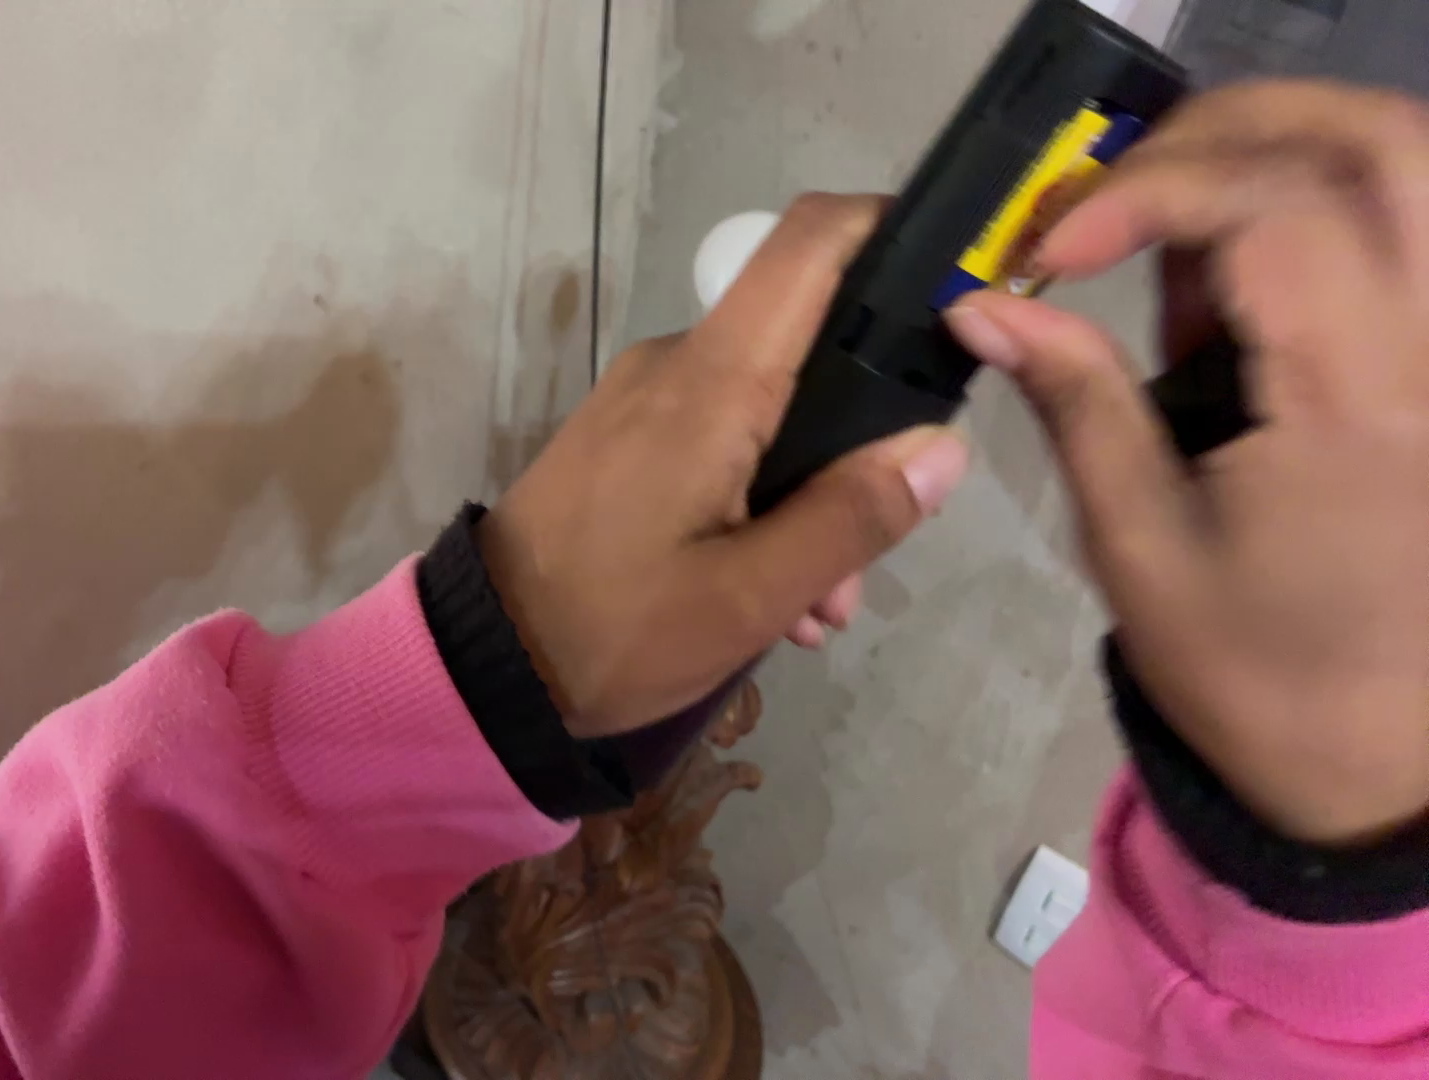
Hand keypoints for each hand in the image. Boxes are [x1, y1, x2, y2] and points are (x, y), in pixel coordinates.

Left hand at [480, 194, 967, 738]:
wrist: (487, 653)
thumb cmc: (615, 628)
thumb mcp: (749, 595)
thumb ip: (850, 515)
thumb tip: (938, 446)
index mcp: (709, 382)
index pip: (807, 243)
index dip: (891, 236)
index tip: (953, 297)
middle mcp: (671, 369)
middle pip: (802, 352)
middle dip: (855, 446)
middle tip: (861, 560)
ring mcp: (637, 406)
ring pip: (760, 416)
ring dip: (803, 499)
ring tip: (810, 607)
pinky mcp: (617, 444)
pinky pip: (708, 446)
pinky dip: (750, 505)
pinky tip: (758, 593)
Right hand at [946, 80, 1428, 844]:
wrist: (1383, 741)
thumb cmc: (1242, 652)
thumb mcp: (1131, 532)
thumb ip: (1072, 400)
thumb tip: (982, 307)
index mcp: (1368, 399)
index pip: (1278, 213)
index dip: (1144, 198)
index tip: (1037, 253)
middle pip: (1384, 139)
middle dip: (1215, 131)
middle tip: (1088, 192)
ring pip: (1411, 163)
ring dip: (1261, 154)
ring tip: (1134, 222)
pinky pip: (1401, 228)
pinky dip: (1296, 208)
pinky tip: (1204, 268)